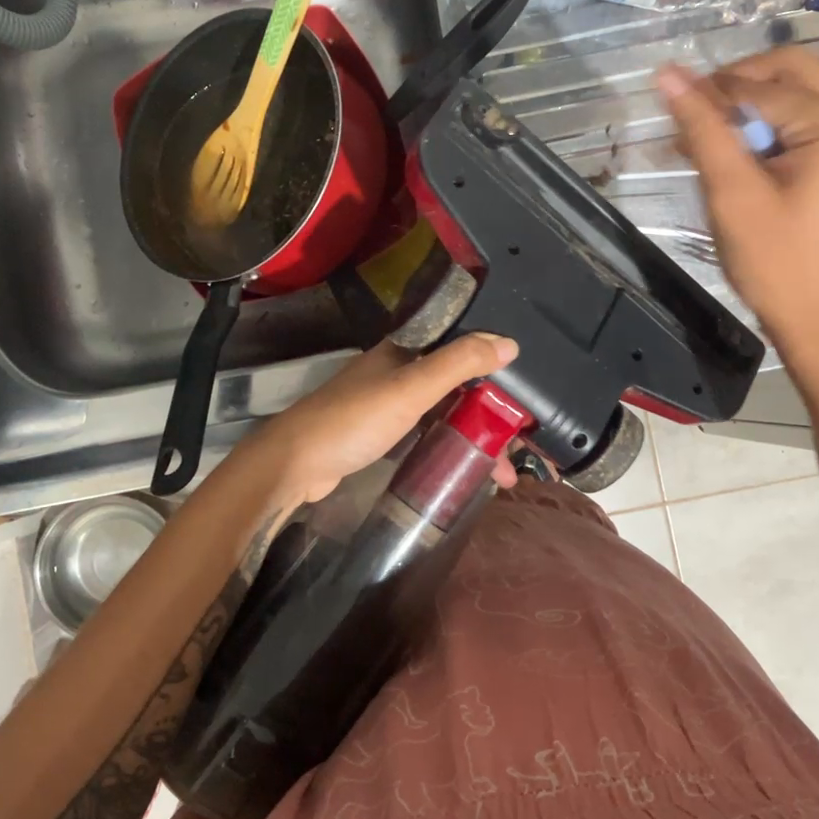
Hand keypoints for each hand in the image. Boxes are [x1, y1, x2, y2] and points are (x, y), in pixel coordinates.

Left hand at [240, 333, 519, 504]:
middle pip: (455, 388)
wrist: (294, 464)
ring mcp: (386, 406)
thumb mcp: (411, 389)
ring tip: (499, 475)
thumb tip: (509, 343)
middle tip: (515, 453)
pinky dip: (447, 449)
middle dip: (488, 418)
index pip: (461, 351)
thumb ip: (458, 363)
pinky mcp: (377, 436)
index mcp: (404, 352)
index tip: (524, 404)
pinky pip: (424, 436)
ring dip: (471, 438)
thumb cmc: (354, 421)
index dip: (495, 374)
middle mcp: (396, 372)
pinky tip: (463, 471)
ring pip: (441, 415)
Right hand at [657, 48, 818, 352]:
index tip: (668, 111)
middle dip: (733, 92)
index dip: (709, 94)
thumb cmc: (777, 261)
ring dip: (748, 113)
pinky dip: (769, 131)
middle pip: (788, 74)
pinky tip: (736, 158)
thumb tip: (668, 74)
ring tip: (705, 145)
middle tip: (690, 121)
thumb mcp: (732, 192)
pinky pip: (808, 121)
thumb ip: (702, 127)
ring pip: (795, 96)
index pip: (760, 87)